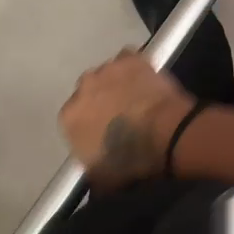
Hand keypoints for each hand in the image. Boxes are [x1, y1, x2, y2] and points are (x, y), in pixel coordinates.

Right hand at [59, 48, 195, 189]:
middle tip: (118, 113)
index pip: (73, 117)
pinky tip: (142, 79)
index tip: (101, 131)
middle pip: (88, 90)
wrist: (164, 131)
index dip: (88, 124)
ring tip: (134, 96)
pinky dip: (133, 67)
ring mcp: (108, 67)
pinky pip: (128, 59)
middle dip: (99, 99)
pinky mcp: (131, 57)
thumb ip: (89, 166)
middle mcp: (84, 86)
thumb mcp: (100, 177)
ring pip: (108, 73)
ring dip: (116, 82)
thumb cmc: (129, 159)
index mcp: (70, 116)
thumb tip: (94, 168)